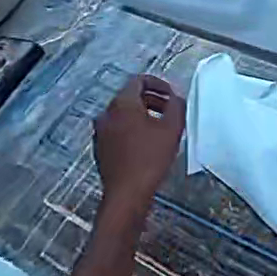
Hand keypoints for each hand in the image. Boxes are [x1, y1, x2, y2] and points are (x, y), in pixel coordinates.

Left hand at [92, 74, 185, 216]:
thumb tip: (176, 98)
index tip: (172, 95)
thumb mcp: (172, 129)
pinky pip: (117, 129)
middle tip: (170, 110)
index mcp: (122, 103)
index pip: (138, 80)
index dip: (159, 84)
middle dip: (152, 99)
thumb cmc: (150, 158)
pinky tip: (146, 144)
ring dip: (143, 114)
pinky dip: (132, 129)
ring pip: (123, 114)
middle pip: (130, 96)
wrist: (126, 194)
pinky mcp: (100, 148)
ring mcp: (100, 131)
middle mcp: (107, 113)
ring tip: (161, 127)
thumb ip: (177, 106)